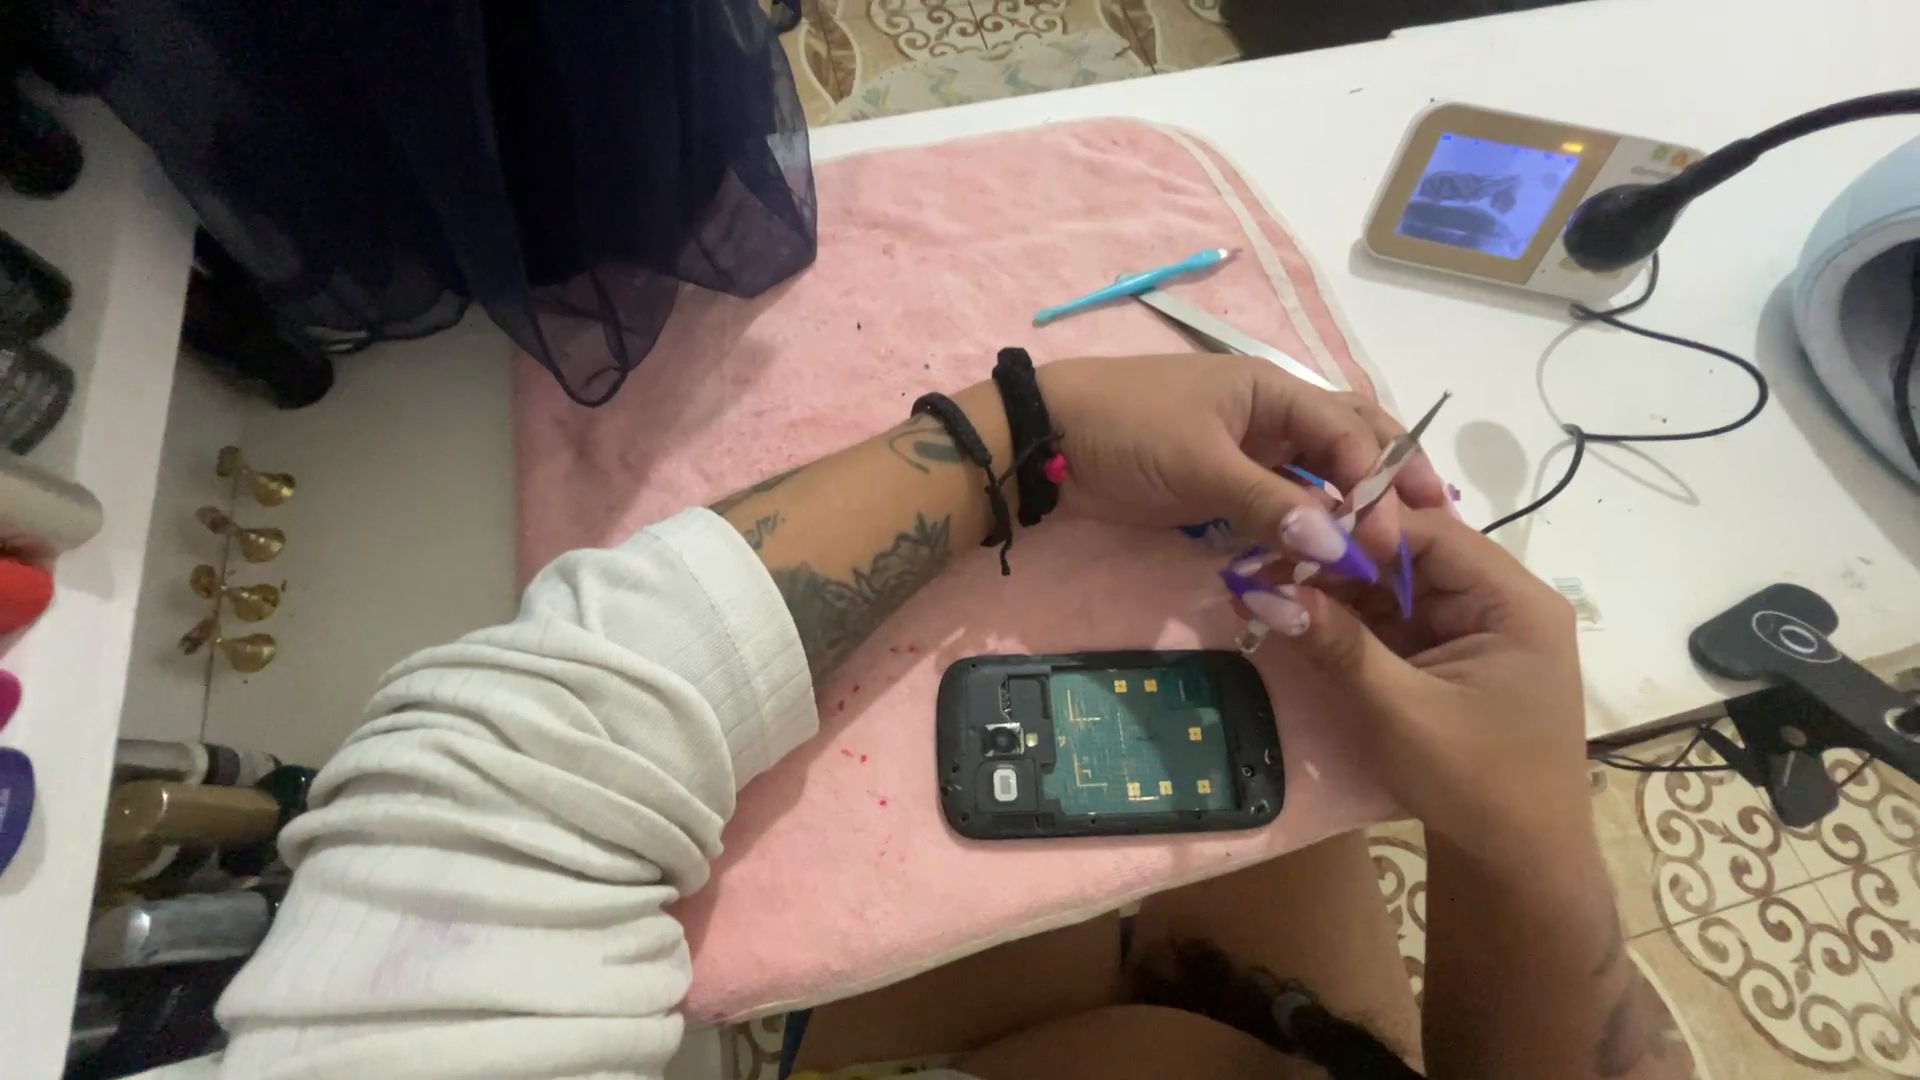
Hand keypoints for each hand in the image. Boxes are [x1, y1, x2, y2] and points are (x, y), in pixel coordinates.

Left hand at [1034, 354, 1447, 563]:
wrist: (1050, 441)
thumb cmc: (1126, 428)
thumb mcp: (1199, 461)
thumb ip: (1267, 502)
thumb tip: (1339, 545)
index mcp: (1272, 389)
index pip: (1348, 431)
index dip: (1379, 480)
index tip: (1391, 536)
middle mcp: (1269, 416)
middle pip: (1345, 444)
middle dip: (1386, 479)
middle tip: (1428, 524)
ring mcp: (1244, 451)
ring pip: (1312, 476)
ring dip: (1346, 506)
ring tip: (1380, 548)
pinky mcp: (1218, 484)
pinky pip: (1273, 502)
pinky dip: (1298, 523)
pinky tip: (1320, 550)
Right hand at [1234, 507, 1589, 861]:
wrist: (1515, 860)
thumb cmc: (1478, 783)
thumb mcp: (1401, 709)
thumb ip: (1336, 644)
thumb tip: (1261, 589)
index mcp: (1512, 603)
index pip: (1430, 533)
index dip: (1360, 527)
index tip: (1289, 534)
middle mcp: (1494, 601)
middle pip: (1405, 554)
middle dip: (1334, 559)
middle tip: (1263, 563)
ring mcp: (1465, 626)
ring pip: (1388, 583)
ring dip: (1329, 587)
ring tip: (1265, 587)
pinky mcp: (1439, 650)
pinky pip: (1383, 616)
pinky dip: (1339, 615)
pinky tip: (1292, 613)